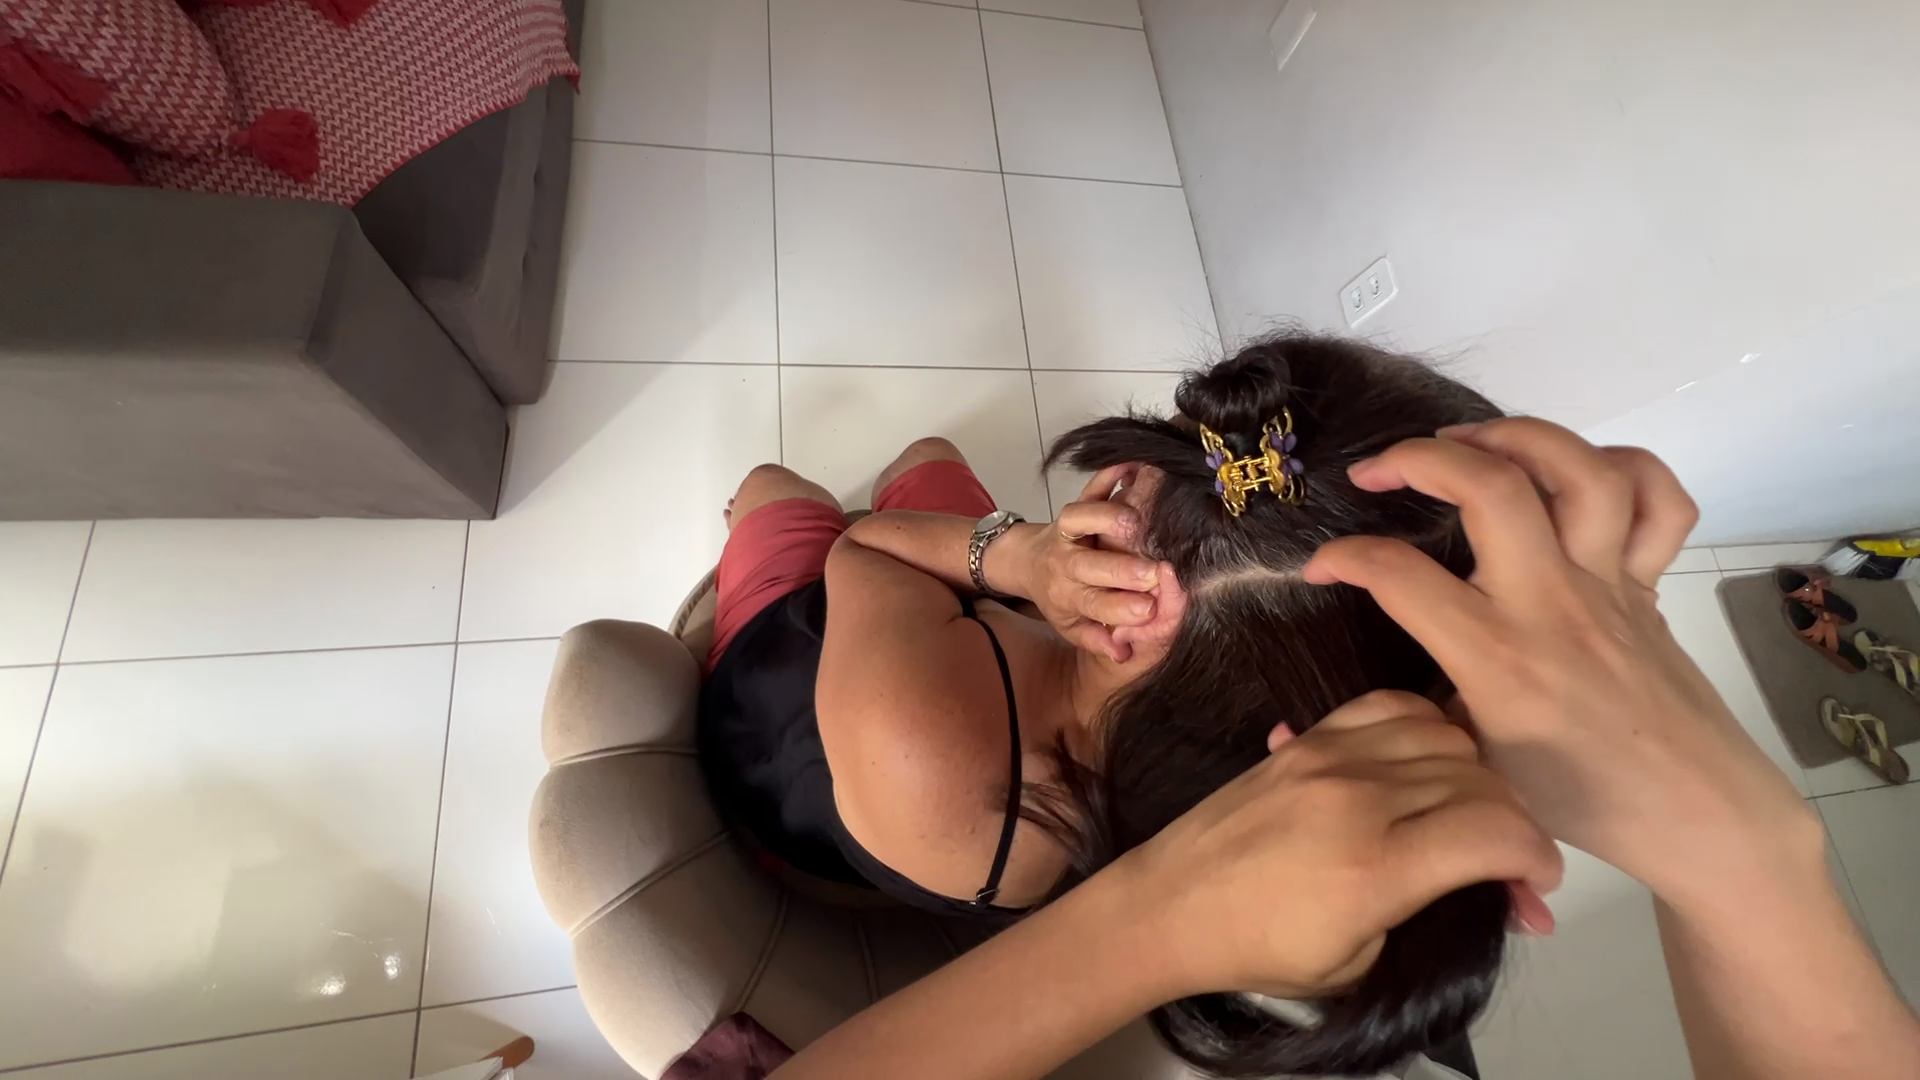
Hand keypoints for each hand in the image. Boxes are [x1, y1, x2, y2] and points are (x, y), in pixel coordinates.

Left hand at [1011, 465, 1182, 661]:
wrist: (1026, 561)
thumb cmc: (1058, 596)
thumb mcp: (1070, 625)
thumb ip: (1095, 639)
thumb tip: (1123, 654)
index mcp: (1067, 595)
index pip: (1093, 604)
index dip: (1119, 607)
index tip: (1148, 609)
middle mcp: (1066, 561)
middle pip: (1088, 564)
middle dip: (1121, 568)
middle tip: (1155, 571)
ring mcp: (1068, 530)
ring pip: (1079, 518)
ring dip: (1107, 517)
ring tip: (1137, 523)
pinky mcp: (1076, 504)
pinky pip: (1089, 486)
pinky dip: (1108, 474)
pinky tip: (1134, 467)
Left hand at [1117, 691, 1561, 1000]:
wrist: (1173, 900)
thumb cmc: (1261, 947)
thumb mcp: (1363, 962)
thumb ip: (1438, 914)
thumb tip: (1506, 895)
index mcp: (1375, 864)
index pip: (1497, 829)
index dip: (1538, 857)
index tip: (1532, 883)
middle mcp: (1354, 796)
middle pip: (1476, 775)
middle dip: (1512, 818)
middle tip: (1500, 859)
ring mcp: (1323, 757)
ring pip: (1435, 728)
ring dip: (1469, 767)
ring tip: (1461, 809)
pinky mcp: (1301, 742)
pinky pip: (1378, 705)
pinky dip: (1416, 723)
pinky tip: (1418, 759)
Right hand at [1304, 418, 1819, 910]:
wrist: (1700, 819)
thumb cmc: (1570, 797)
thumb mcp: (1462, 757)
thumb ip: (1411, 704)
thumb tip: (1353, 693)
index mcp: (1492, 654)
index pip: (1395, 574)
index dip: (1341, 558)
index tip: (1319, 567)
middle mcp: (1551, 603)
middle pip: (1492, 488)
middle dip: (1418, 458)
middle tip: (1375, 469)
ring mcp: (1609, 585)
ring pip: (1581, 472)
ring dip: (1513, 436)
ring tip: (1463, 440)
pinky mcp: (1650, 584)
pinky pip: (1657, 500)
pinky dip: (1617, 466)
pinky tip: (1564, 473)